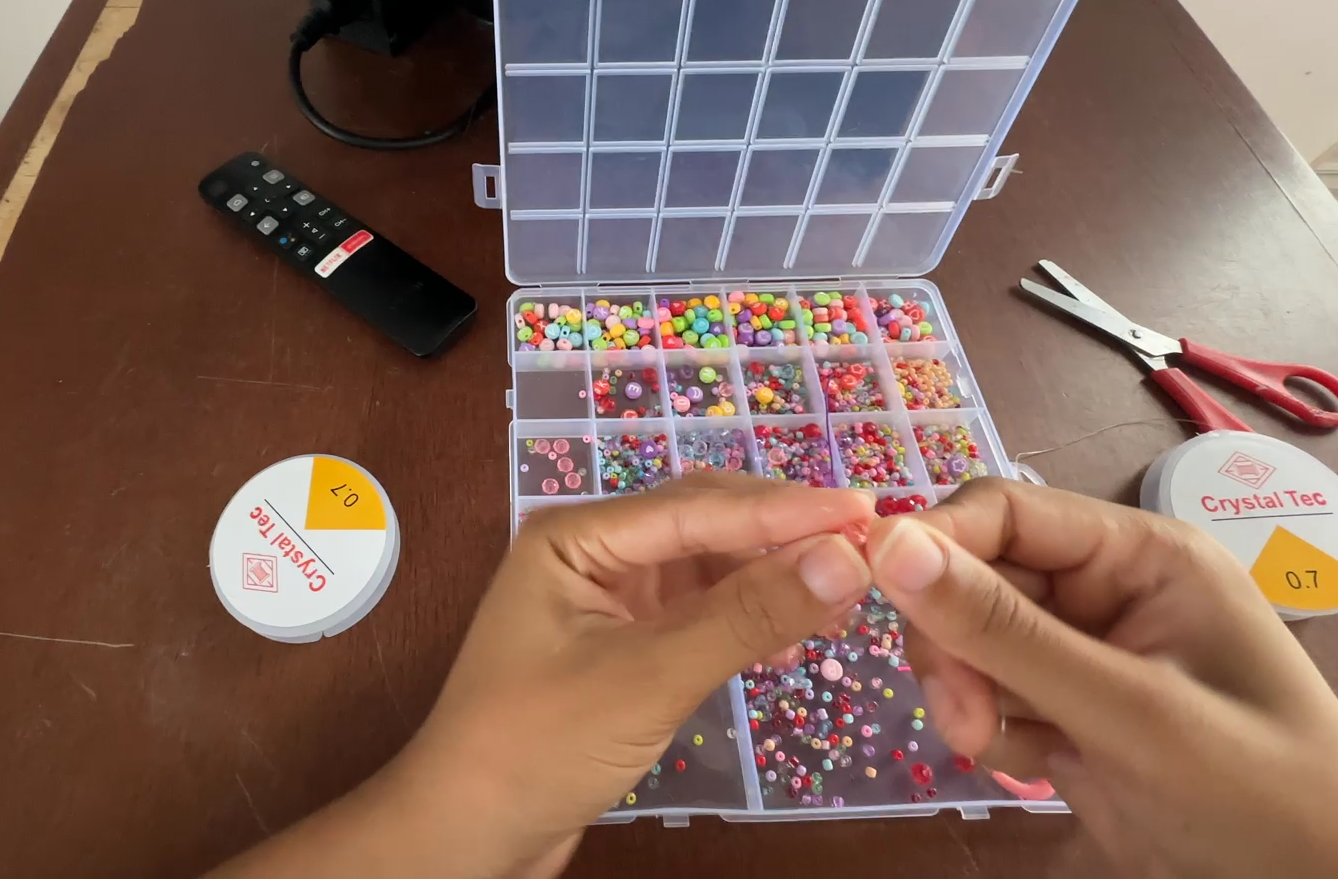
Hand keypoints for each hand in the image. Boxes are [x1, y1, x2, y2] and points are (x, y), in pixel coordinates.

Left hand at [398, 473, 874, 875]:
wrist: (469, 830)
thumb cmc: (538, 743)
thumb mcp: (645, 678)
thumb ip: (743, 618)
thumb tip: (844, 559)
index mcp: (576, 534)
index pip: (693, 506)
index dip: (782, 508)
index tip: (865, 509)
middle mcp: (593, 548)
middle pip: (699, 521)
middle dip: (779, 530)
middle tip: (868, 539)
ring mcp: (609, 591)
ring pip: (704, 562)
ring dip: (768, 569)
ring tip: (844, 580)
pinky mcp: (625, 634)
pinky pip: (696, 605)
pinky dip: (744, 609)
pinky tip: (792, 619)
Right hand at [865, 477, 1337, 878]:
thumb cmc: (1263, 809)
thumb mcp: (1128, 714)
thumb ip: (1001, 628)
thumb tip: (882, 542)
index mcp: (1137, 553)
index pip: (1002, 510)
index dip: (934, 538)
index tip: (881, 589)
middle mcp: (1099, 583)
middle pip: (971, 572)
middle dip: (953, 641)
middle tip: (959, 715)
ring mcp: (1075, 640)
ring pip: (963, 627)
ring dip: (962, 685)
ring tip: (991, 746)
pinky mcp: (1056, 692)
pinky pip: (980, 677)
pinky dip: (985, 718)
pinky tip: (1030, 760)